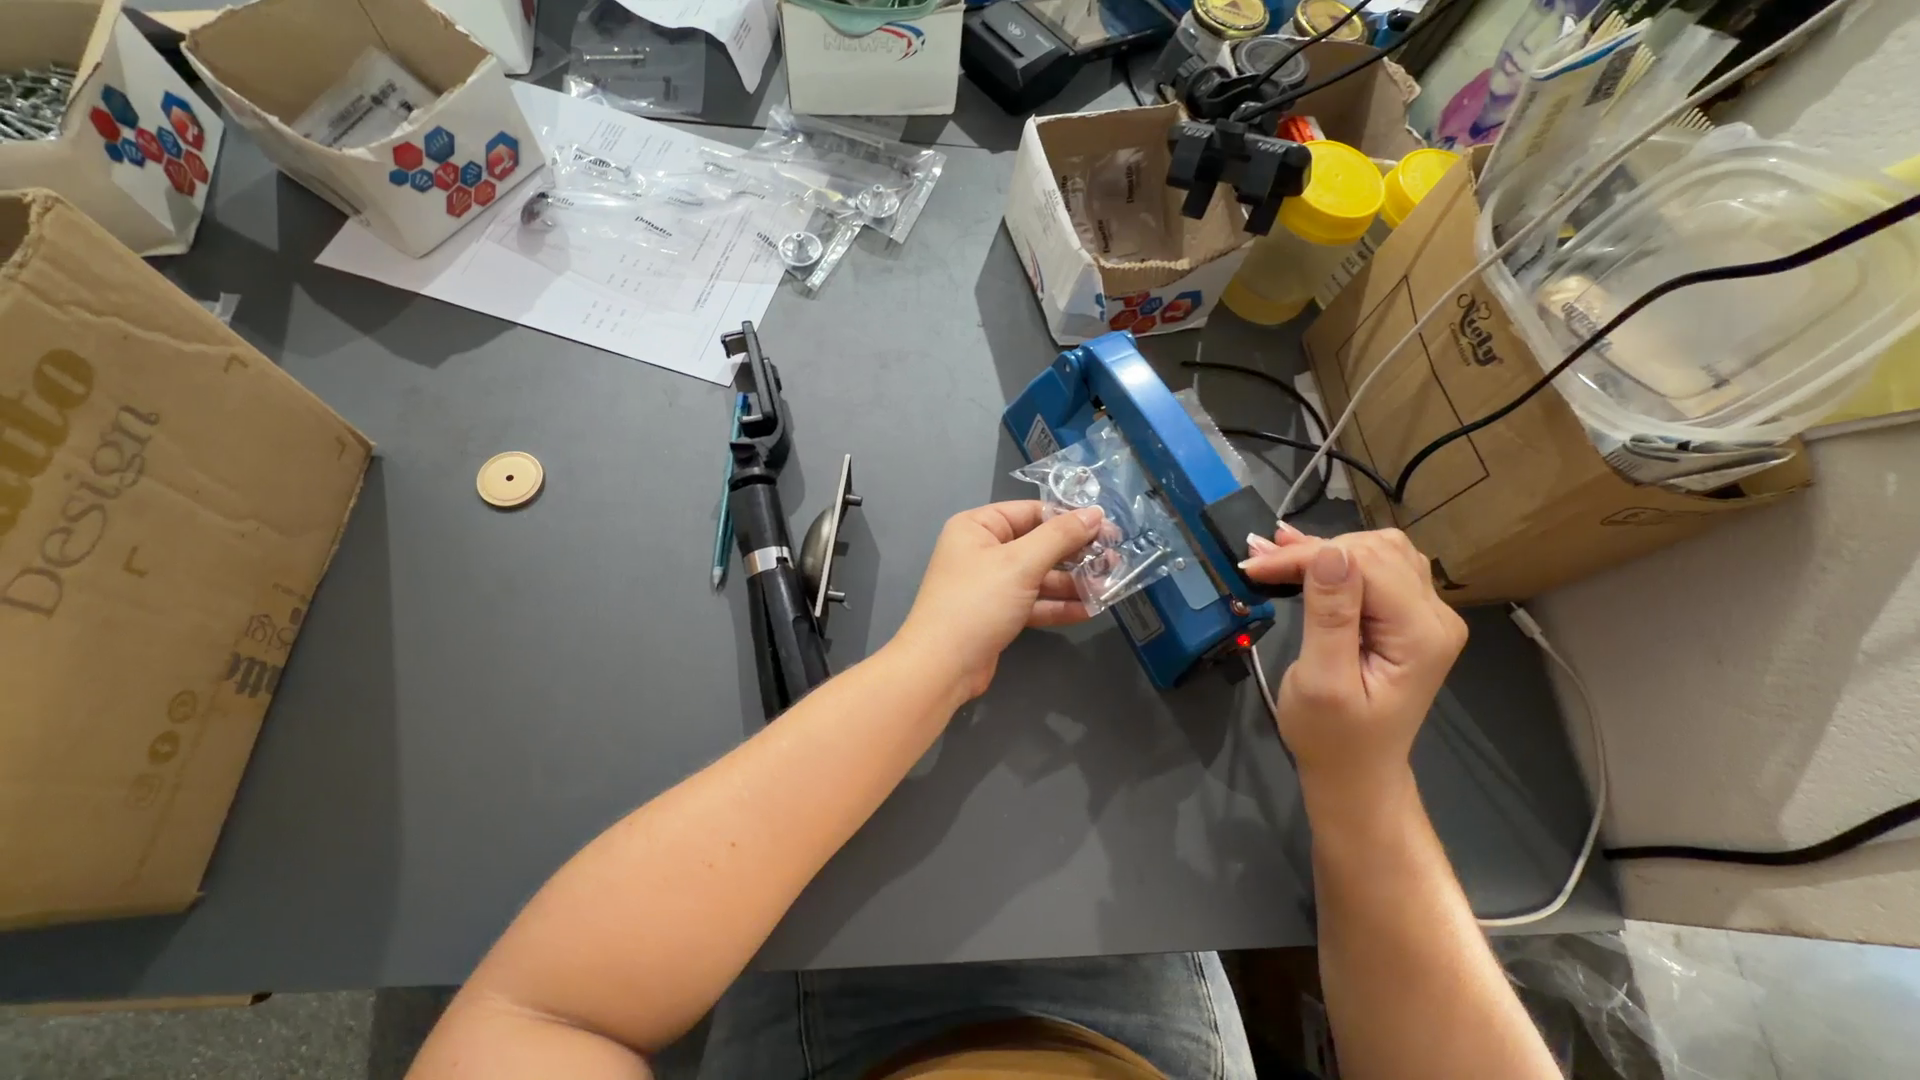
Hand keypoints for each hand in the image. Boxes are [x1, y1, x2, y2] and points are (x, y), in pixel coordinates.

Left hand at [893, 501, 1104, 701]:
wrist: (942, 667)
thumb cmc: (977, 603)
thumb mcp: (1021, 564)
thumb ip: (1060, 537)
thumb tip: (1094, 514)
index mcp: (978, 527)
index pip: (1031, 512)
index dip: (1070, 519)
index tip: (1108, 529)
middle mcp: (982, 550)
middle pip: (1038, 545)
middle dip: (1076, 555)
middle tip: (1114, 560)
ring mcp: (991, 585)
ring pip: (1039, 576)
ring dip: (1073, 583)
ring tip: (1109, 587)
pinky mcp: (999, 614)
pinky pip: (1034, 602)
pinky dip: (1059, 605)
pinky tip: (1090, 609)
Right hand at [1240, 526, 1467, 794]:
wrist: (1354, 773)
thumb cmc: (1332, 738)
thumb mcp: (1322, 682)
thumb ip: (1330, 616)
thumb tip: (1329, 552)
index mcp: (1420, 633)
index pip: (1365, 563)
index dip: (1307, 556)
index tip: (1254, 567)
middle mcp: (1435, 615)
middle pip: (1374, 550)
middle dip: (1312, 551)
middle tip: (1258, 565)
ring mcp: (1427, 615)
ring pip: (1378, 551)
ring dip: (1324, 549)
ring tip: (1274, 554)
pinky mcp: (1409, 618)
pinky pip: (1378, 568)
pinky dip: (1337, 559)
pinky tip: (1301, 555)